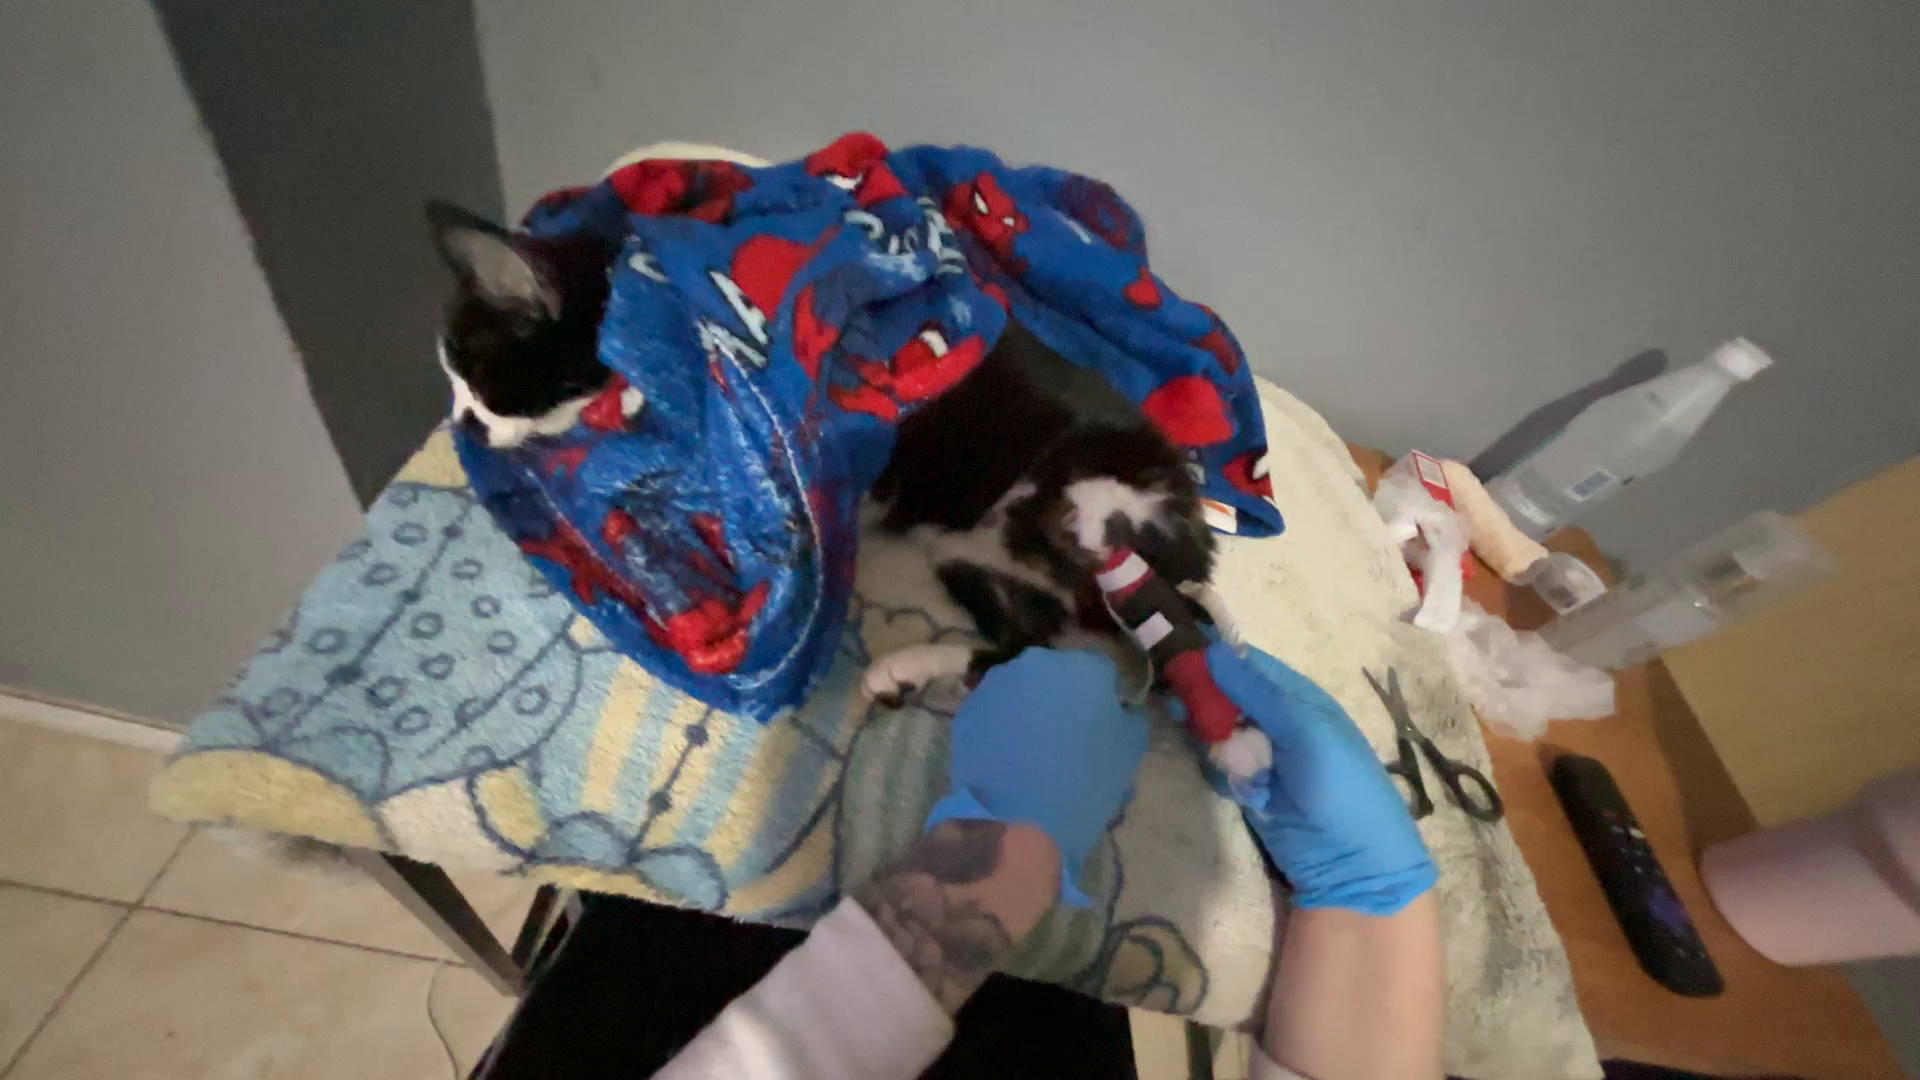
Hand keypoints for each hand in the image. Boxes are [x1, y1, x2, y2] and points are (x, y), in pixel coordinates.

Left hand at [926, 648, 1149, 905]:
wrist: (1019, 822)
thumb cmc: (1084, 784)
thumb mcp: (1129, 753)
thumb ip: (1130, 719)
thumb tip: (1121, 708)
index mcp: (1082, 667)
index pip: (1101, 672)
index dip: (1104, 696)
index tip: (1103, 722)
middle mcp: (1037, 662)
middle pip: (1057, 674)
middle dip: (1064, 696)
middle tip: (1068, 733)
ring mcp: (996, 683)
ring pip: (1022, 688)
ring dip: (1030, 706)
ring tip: (1034, 746)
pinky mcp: (968, 708)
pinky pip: (993, 709)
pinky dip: (1001, 723)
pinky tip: (1007, 753)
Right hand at [1205, 643, 1436, 915]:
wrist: (1352, 867)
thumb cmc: (1340, 790)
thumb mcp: (1306, 732)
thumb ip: (1258, 692)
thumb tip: (1213, 650)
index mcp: (1297, 698)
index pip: (1247, 663)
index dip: (1214, 658)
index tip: (1178, 655)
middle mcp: (1275, 718)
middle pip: (1225, 692)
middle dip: (1202, 695)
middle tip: (1179, 702)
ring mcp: (1259, 751)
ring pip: (1216, 724)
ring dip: (1205, 729)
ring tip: (1205, 742)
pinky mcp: (1245, 781)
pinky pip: (1216, 757)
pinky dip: (1212, 760)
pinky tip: (1216, 767)